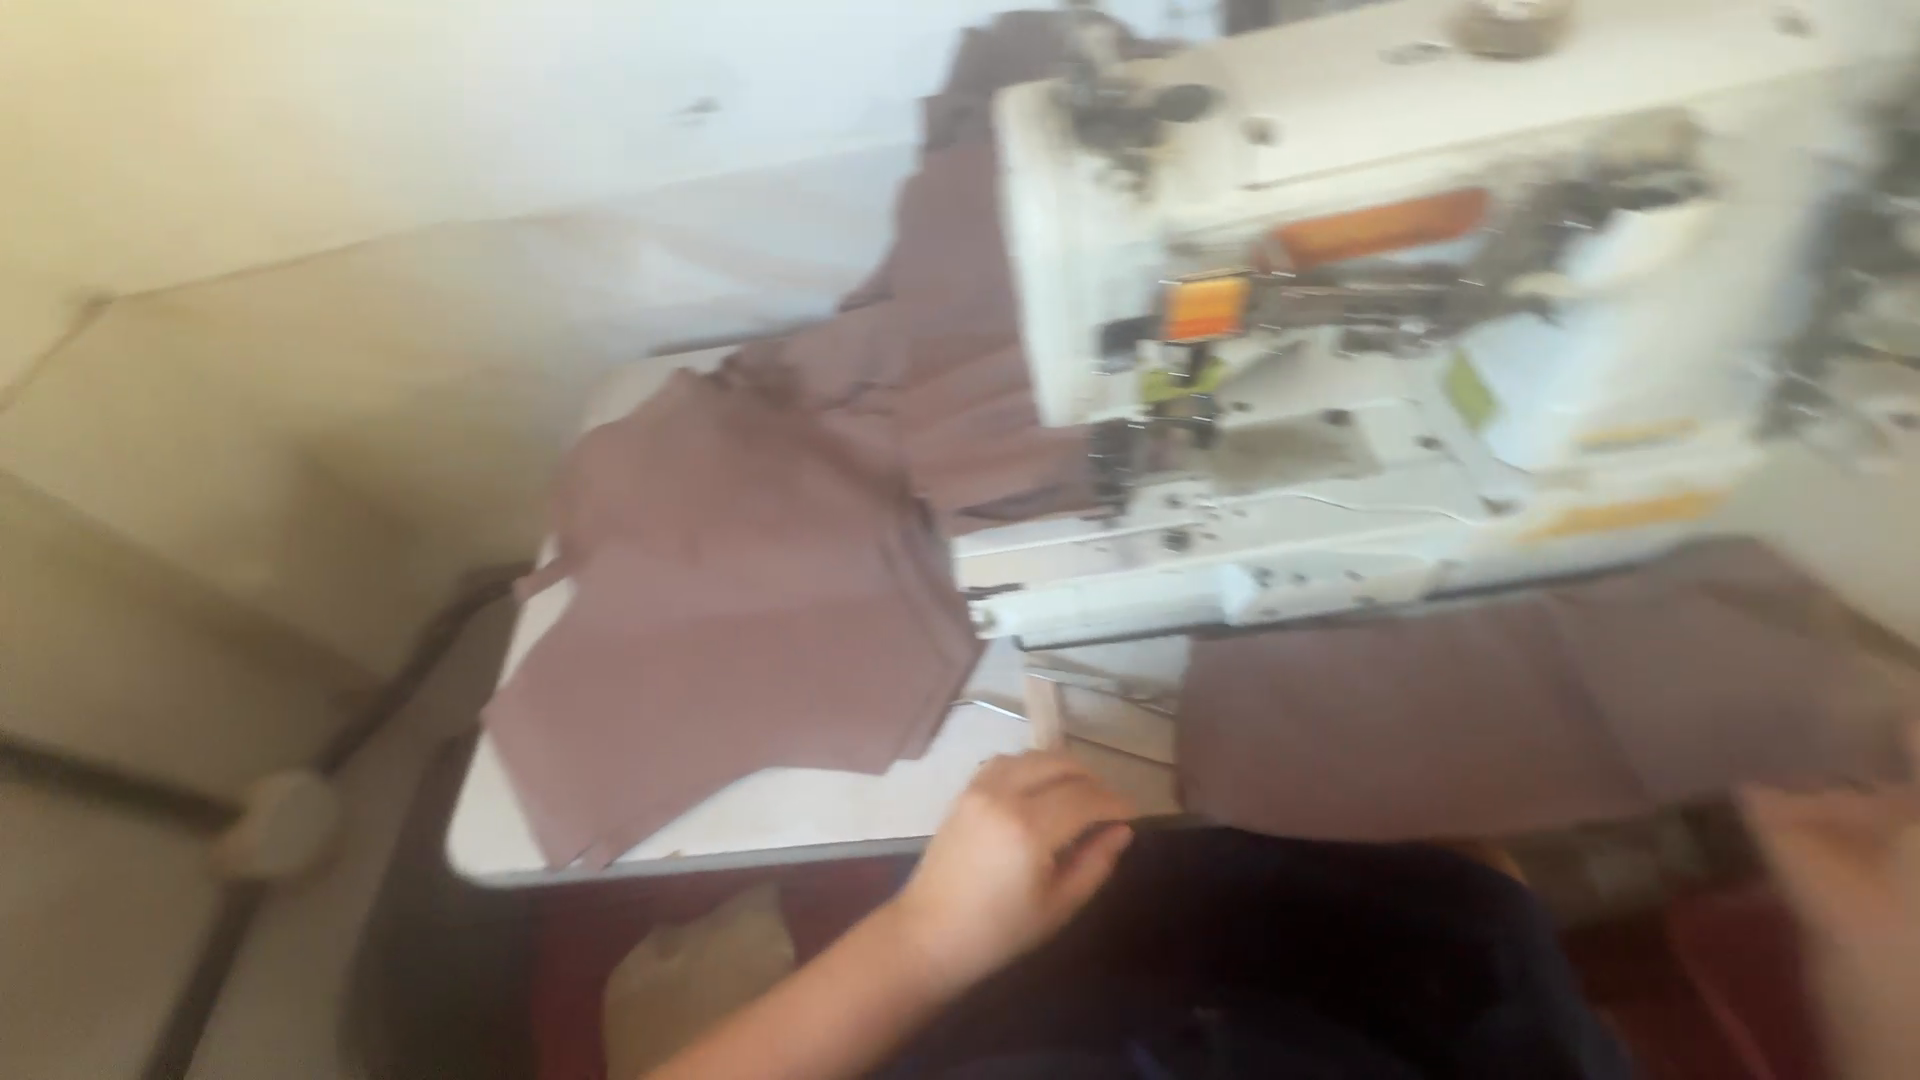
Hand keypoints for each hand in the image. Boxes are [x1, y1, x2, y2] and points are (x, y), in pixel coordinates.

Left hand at [885, 751, 1135, 991]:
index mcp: (1030, 828)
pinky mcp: (965, 790)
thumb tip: (1122, 830)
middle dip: (1092, 779)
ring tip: (1079, 793)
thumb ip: (1095, 862)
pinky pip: (1005, 762)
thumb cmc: (999, 931)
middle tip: (1108, 804)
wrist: (930, 933)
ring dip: (1062, 767)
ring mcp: (980, 788)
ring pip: (1033, 756)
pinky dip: (1030, 766)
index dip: (1115, 801)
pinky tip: (1041, 787)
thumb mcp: (1059, 906)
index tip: (1134, 813)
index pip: (1086, 797)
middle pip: (1060, 764)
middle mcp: (1004, 795)